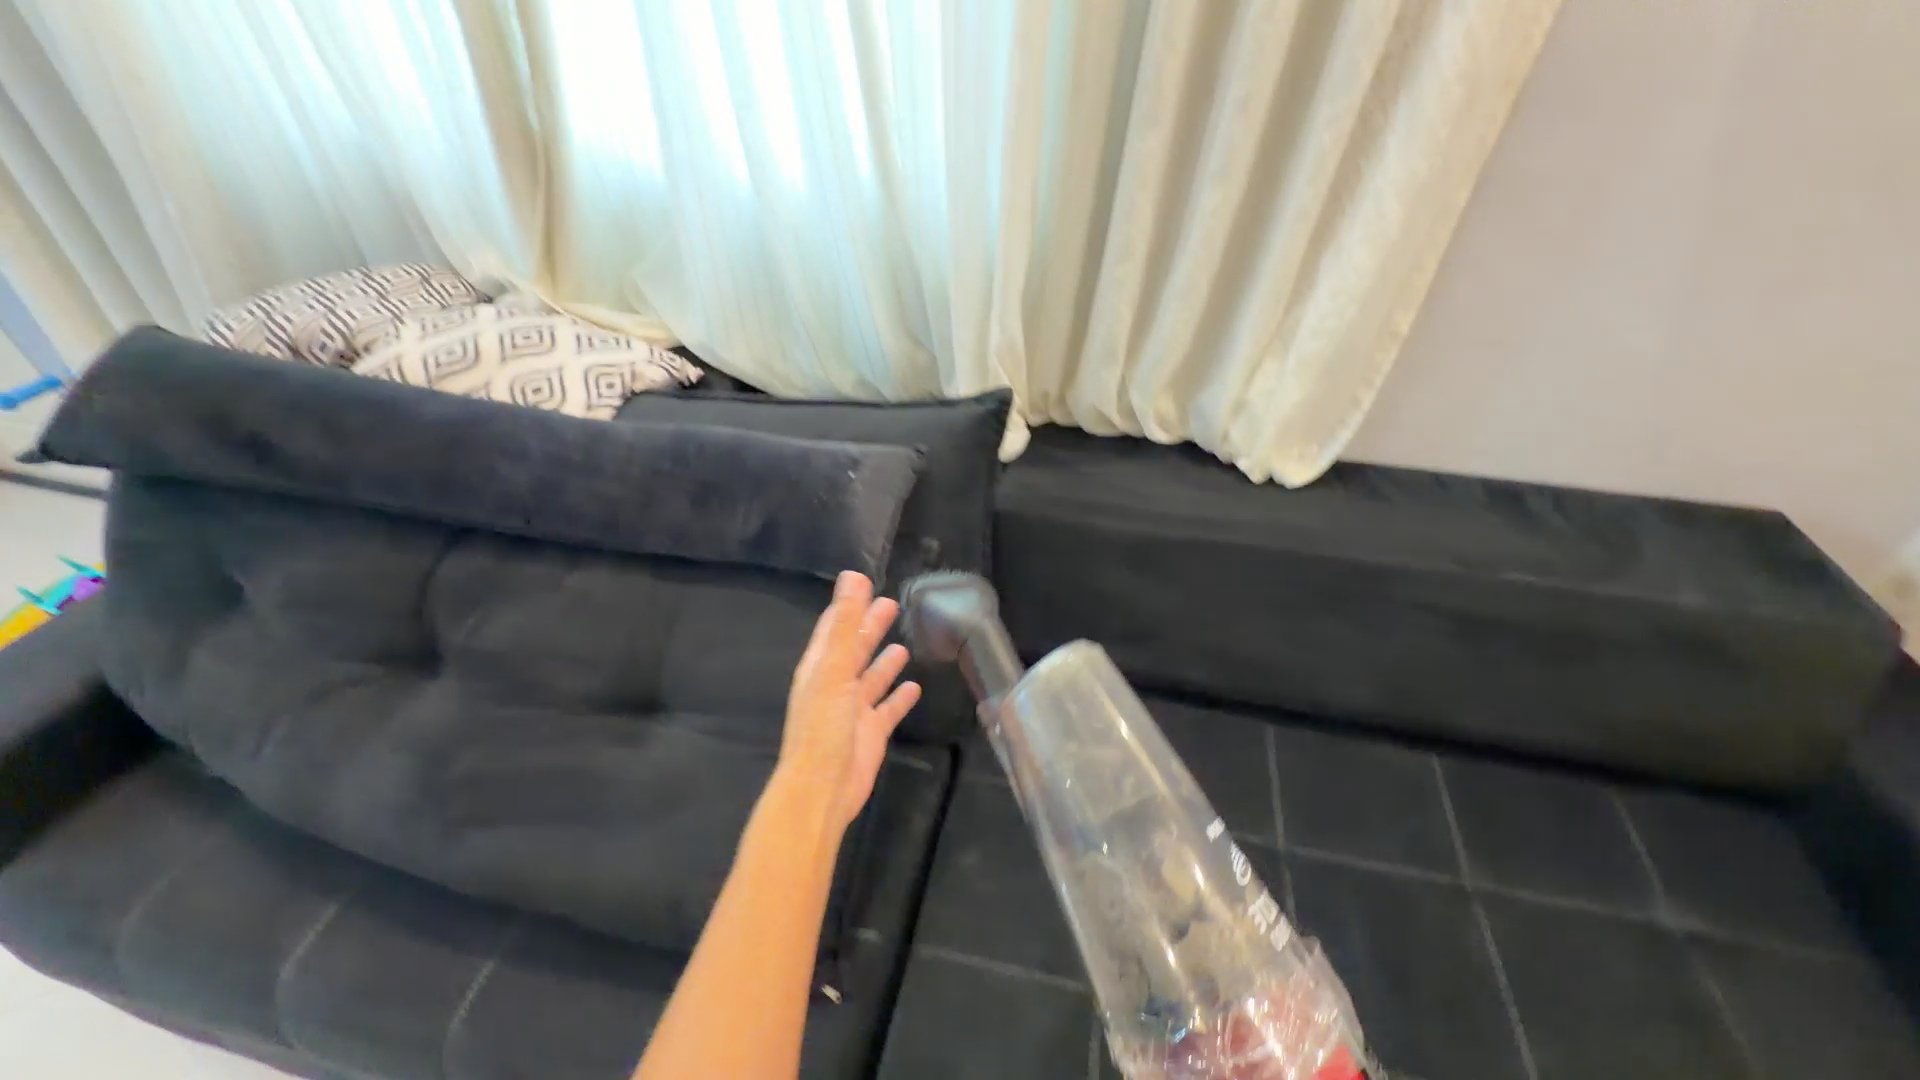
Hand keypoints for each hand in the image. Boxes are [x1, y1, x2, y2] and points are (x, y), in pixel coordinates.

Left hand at [778, 571, 921, 834]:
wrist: (822, 788)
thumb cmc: (823, 726)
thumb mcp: (835, 669)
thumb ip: (847, 625)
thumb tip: (853, 577)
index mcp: (821, 668)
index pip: (834, 629)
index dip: (848, 608)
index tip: (864, 584)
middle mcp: (835, 686)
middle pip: (855, 649)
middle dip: (870, 628)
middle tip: (891, 604)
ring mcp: (854, 711)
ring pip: (872, 679)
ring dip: (885, 662)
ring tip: (903, 645)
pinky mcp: (872, 733)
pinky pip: (888, 709)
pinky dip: (899, 697)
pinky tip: (914, 687)